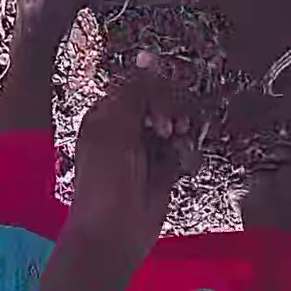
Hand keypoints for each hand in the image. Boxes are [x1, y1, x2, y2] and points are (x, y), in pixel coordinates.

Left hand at [65, 67, 200, 270]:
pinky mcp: (163, 170)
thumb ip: (134, 93)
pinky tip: (181, 159)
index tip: (163, 97)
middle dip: (170, 109)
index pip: (135, 87)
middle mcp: (125, 129)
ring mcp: (145, 150)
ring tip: (176, 140)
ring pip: (174, 125)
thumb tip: (147, 57)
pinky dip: (185, 151)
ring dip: (180, 129)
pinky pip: (181, 150)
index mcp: (105, 115)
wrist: (114, 232)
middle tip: (168, 127)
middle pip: (158, 104)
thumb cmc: (105, 178)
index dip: (152, 89)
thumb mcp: (116, 129)